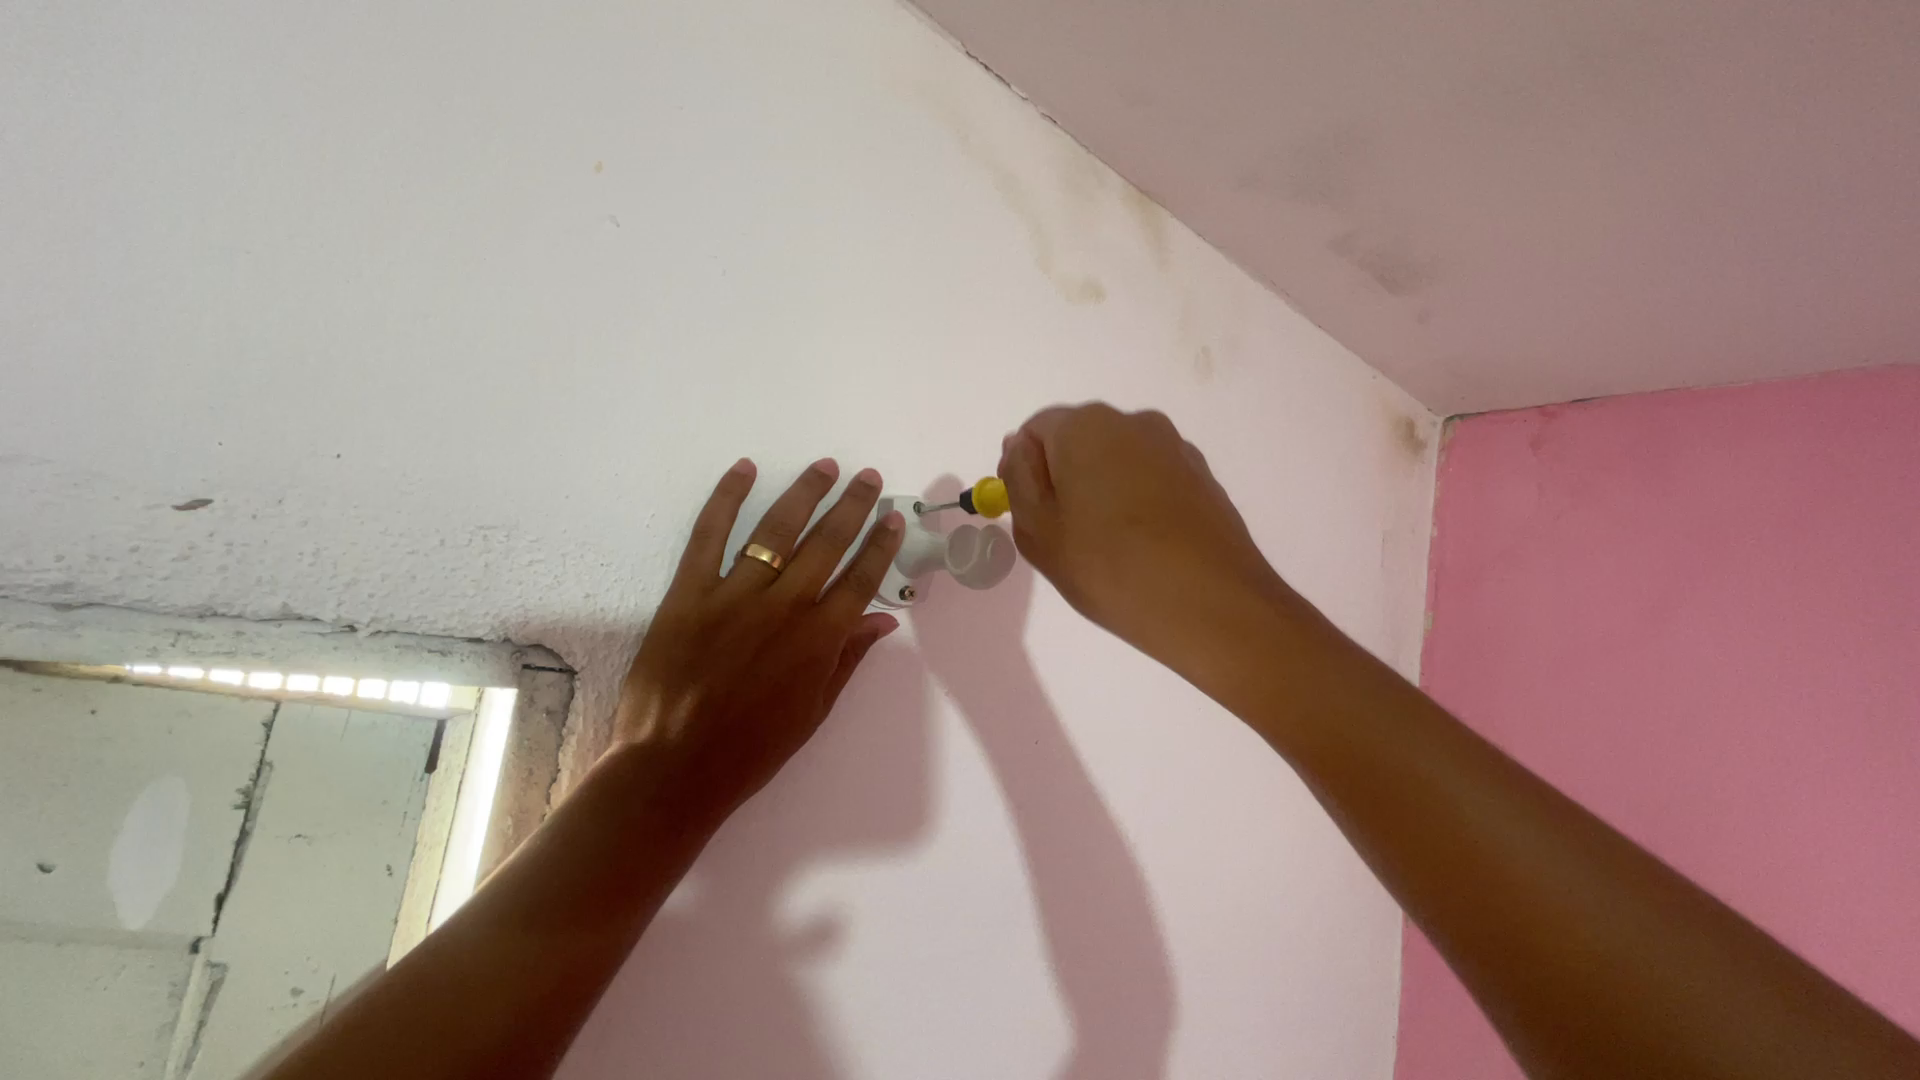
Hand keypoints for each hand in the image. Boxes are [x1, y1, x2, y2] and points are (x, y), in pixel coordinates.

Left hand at [611, 457, 904, 827]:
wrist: (675, 767)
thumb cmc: (752, 748)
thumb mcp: (813, 710)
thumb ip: (848, 658)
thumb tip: (883, 620)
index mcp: (819, 638)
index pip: (861, 578)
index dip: (881, 545)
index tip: (893, 518)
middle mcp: (784, 606)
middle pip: (827, 543)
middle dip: (853, 506)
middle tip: (869, 478)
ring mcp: (734, 594)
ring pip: (776, 529)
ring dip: (806, 493)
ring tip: (826, 467)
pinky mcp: (689, 592)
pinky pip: (709, 534)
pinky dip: (726, 497)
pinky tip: (745, 468)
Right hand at [998, 404, 1287, 667]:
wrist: (1212, 605)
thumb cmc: (1109, 568)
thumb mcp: (1038, 530)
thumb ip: (1018, 479)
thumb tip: (1019, 448)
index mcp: (1086, 426)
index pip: (1035, 431)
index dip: (1023, 471)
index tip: (1031, 516)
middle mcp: (1133, 422)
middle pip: (1080, 441)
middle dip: (1064, 479)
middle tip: (1066, 538)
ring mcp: (1175, 448)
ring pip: (1118, 461)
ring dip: (1103, 491)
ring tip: (1109, 548)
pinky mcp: (1203, 478)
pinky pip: (1152, 480)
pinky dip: (1138, 503)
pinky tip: (1144, 548)